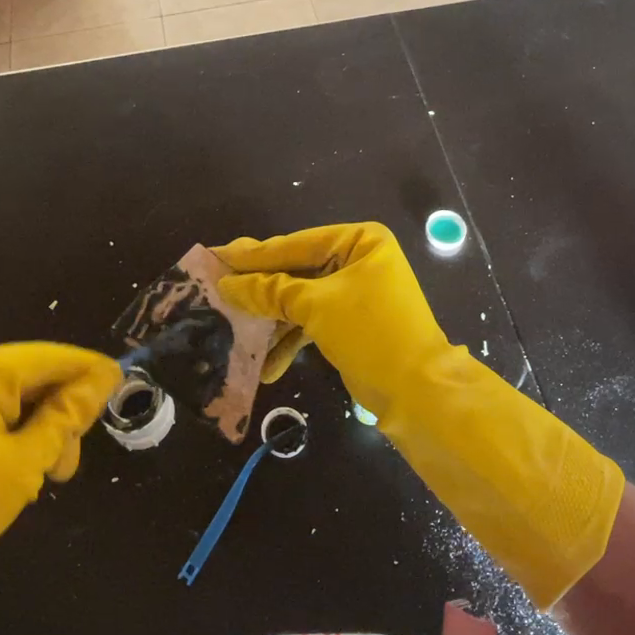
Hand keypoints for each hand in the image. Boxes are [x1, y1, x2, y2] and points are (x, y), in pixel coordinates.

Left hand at [0, 343, 119, 634]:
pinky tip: (23, 463)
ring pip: (12, 393)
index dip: (88, 371)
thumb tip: (107, 377)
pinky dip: (13, 429)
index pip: (47, 357)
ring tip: (49, 473)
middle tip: (70, 460)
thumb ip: (67, 415)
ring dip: (39, 426)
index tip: (122, 387)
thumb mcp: (25, 462)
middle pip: (30, 373)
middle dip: (59, 411)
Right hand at [219, 223, 623, 609]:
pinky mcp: (352, 323)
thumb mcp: (315, 307)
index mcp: (359, 241)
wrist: (419, 394)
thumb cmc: (370, 334)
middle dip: (259, 288)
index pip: (295, 244)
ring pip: (300, 299)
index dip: (254, 254)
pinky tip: (268, 366)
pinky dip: (291, 340)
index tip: (216, 255)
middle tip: (216, 286)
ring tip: (233, 328)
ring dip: (272, 319)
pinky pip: (312, 322)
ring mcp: (356, 293)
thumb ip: (269, 292)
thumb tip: (226, 284)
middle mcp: (359, 260)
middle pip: (296, 270)